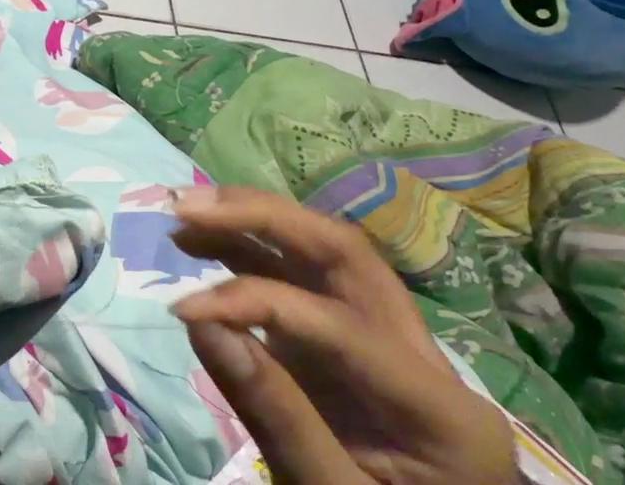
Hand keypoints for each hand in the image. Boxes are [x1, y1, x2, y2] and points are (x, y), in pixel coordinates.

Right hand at [170, 187, 516, 484]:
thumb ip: (278, 417)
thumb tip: (201, 325)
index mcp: (443, 409)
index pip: (342, 323)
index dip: (255, 302)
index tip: (180, 310)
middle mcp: (424, 357)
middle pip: (346, 256)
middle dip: (264, 219)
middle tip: (187, 208)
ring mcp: (386, 346)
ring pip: (325, 255)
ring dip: (252, 223)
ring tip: (183, 214)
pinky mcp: (346, 348)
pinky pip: (304, 282)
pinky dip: (250, 253)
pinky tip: (203, 246)